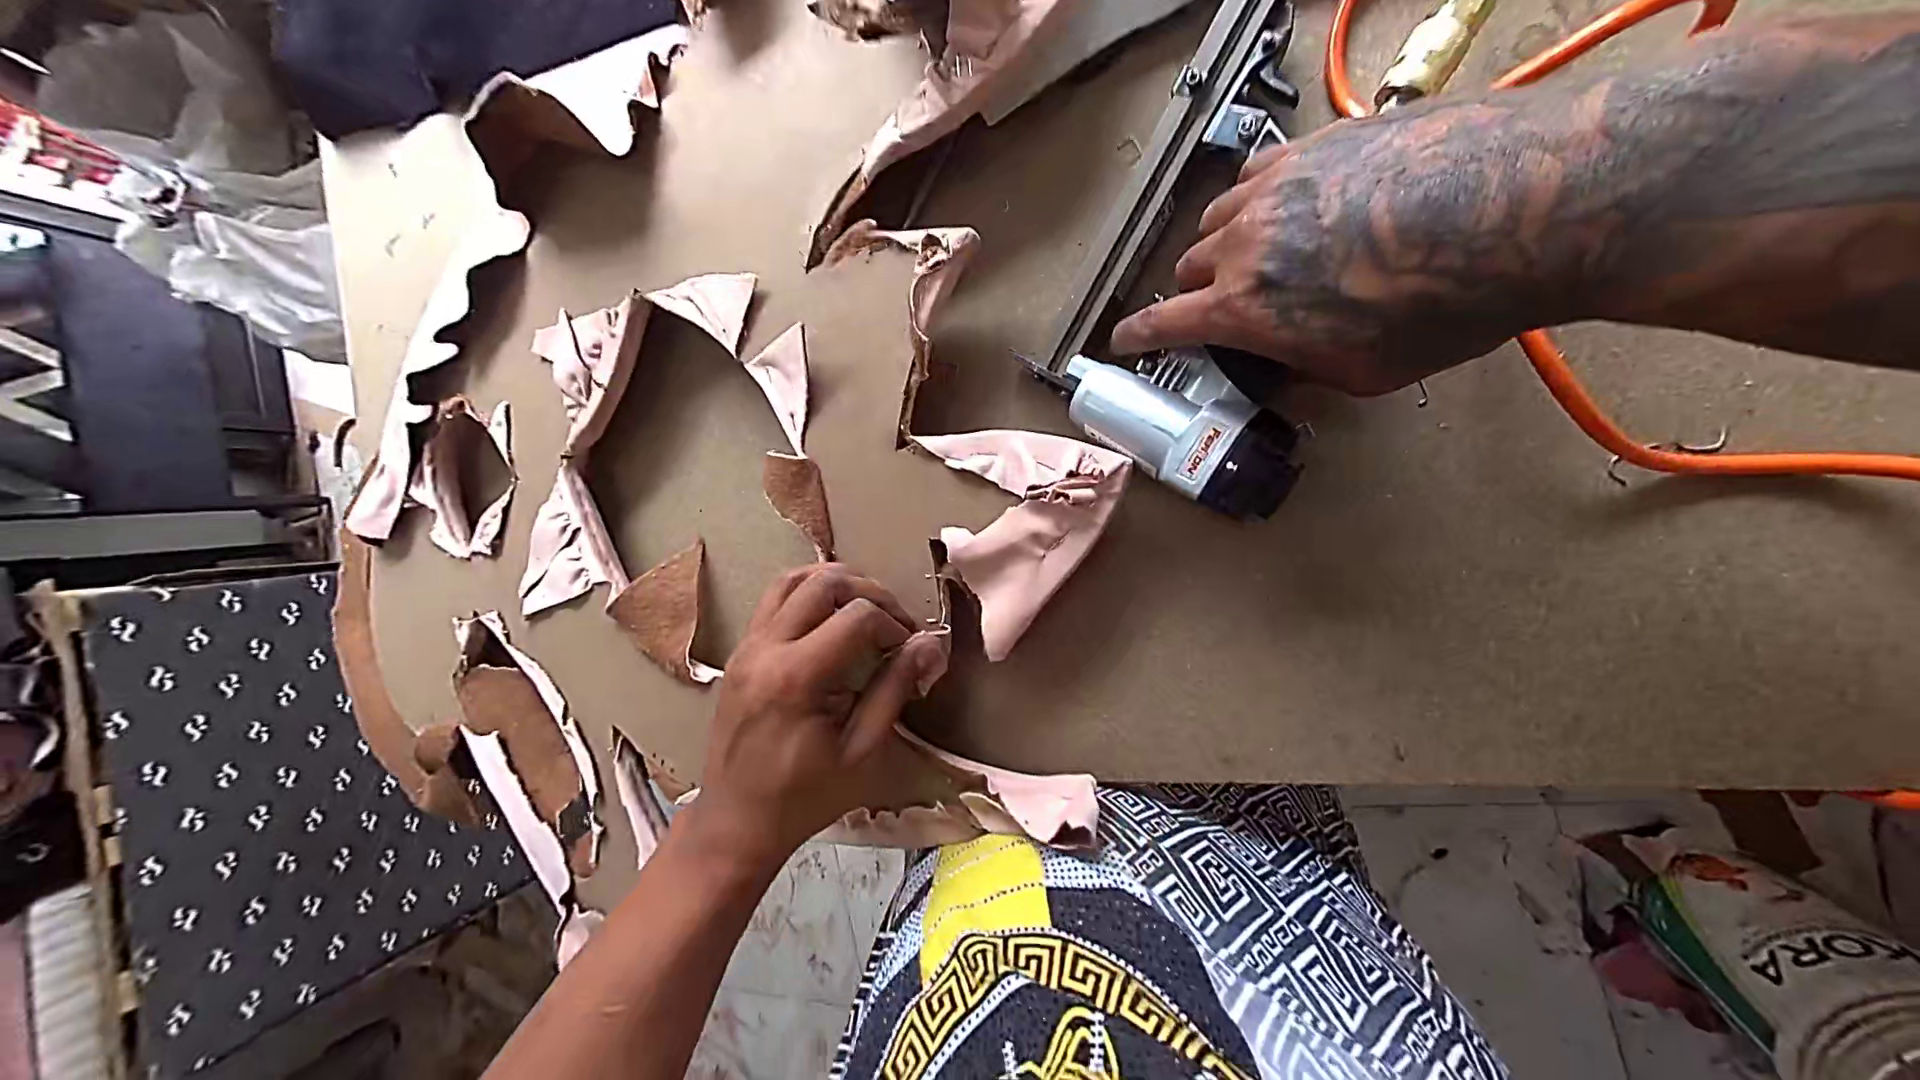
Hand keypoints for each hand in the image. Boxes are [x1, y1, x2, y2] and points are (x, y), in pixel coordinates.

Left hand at [687, 564, 947, 864]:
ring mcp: (746, 646)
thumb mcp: (862, 751)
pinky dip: (809, 593)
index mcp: (795, 677)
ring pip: (793, 579)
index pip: (857, 616)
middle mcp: (765, 649)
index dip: (894, 625)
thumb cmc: (805, 797)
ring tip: (866, 611)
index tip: (908, 652)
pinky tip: (832, 617)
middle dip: (871, 594)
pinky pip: (774, 599)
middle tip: (895, 625)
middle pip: (825, 583)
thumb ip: (896, 689)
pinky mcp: (740, 651)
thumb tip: (931, 644)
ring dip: (837, 584)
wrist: (736, 822)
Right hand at [1110, 97, 1599, 394]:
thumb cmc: (1451, 301)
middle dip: (1195, 292)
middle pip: (1186, 268)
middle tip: (1222, 302)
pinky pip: (1256, 174)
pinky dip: (1255, 198)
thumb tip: (1288, 366)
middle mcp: (1245, 243)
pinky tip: (1285, 205)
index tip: (1124, 340)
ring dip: (1223, 243)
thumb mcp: (1365, 373)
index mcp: (1246, 308)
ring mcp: (1277, 186)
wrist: (1534, 204)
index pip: (1162, 324)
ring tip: (1255, 253)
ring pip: (1215, 219)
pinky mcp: (1316, 144)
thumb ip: (1305, 369)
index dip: (1137, 337)